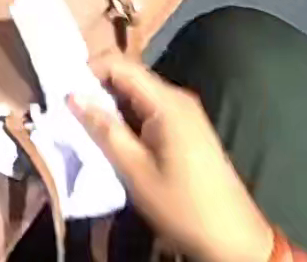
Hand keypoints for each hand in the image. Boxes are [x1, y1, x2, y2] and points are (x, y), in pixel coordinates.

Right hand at [70, 57, 275, 261]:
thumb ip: (102, 128)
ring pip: (136, 92)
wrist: (239, 247)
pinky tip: (116, 138)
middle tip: (73, 110)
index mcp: (166, 101)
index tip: (66, 92)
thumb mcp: (135, 171)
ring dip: (111, 104)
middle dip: (97, 88)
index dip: (88, 71)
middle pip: (127, 75)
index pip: (118, 64)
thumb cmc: (184, 208)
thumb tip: (71, 94)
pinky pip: (149, 107)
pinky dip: (128, 115)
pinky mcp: (188, 128)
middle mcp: (176, 97)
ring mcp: (185, 112)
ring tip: (89, 126)